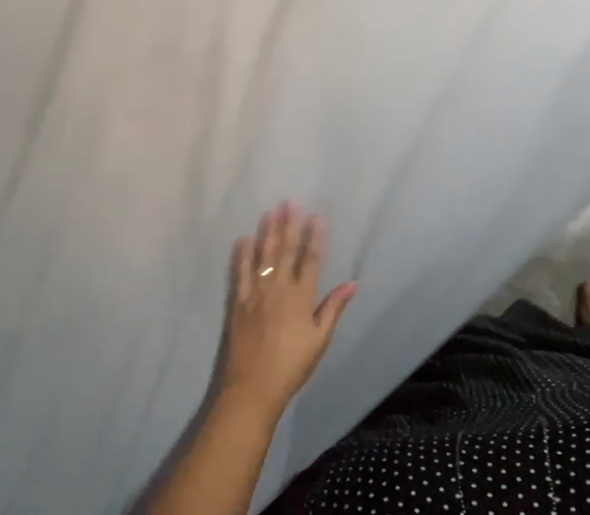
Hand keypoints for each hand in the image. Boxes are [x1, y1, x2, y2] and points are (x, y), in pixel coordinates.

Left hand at [219, 202, 355, 416]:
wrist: (252, 388)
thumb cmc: (291, 366)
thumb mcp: (320, 340)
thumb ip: (333, 308)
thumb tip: (352, 283)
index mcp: (302, 297)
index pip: (311, 259)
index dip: (314, 237)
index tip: (316, 215)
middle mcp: (279, 289)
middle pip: (285, 251)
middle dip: (288, 225)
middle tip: (289, 201)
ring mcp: (256, 294)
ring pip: (263, 255)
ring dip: (266, 231)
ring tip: (270, 211)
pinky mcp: (237, 303)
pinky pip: (239, 273)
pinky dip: (241, 255)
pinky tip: (243, 239)